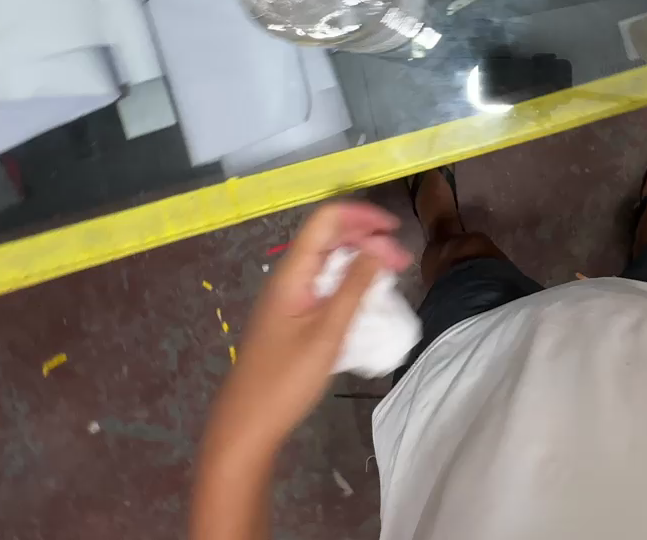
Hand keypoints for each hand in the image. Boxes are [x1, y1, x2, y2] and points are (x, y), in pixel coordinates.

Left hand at [203, 202, 412, 459]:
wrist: (245, 430)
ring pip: (330, 259)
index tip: (395, 231)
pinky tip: (368, 297)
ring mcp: (290, 296)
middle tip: (401, 261)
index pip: (327, 220)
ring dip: (362, 259)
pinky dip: (351, 280)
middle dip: (368, 238)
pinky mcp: (293, 315)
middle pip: (330, 236)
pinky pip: (326, 282)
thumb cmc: (286, 382)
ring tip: (391, 276)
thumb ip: (355, 285)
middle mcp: (289, 277)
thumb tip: (381, 245)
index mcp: (292, 274)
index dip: (362, 216)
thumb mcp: (328, 332)